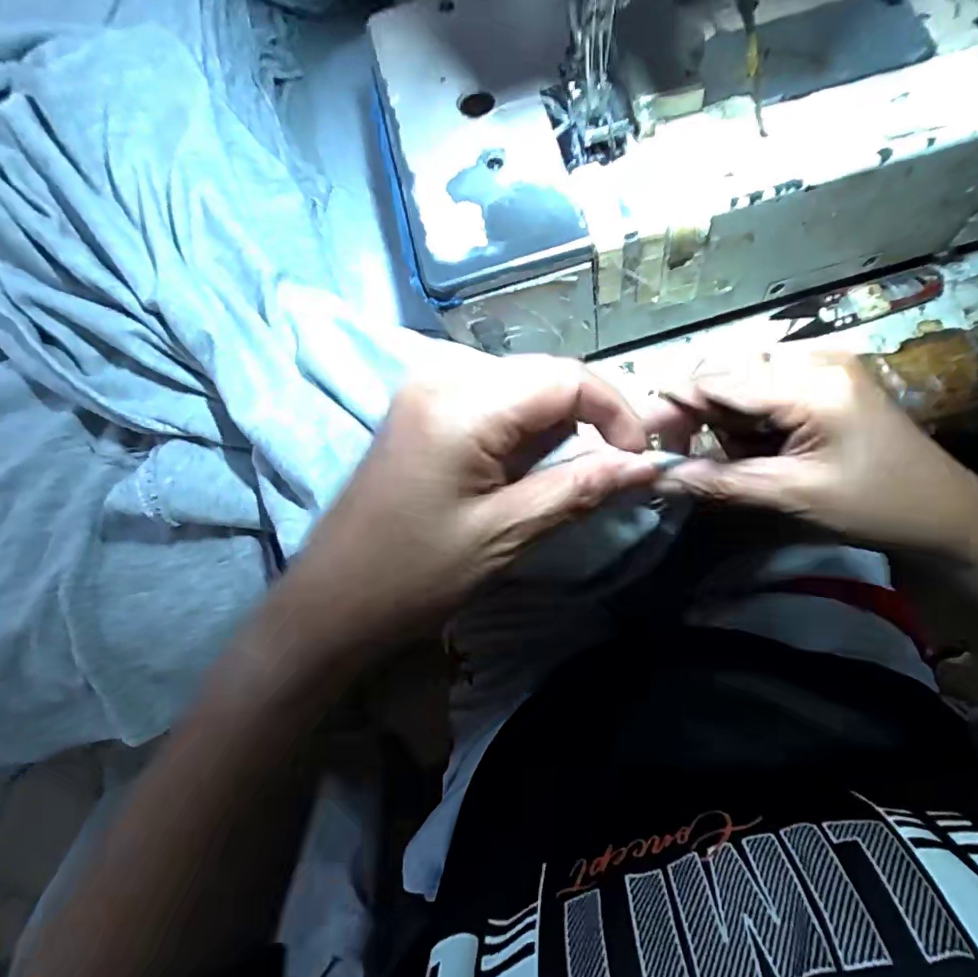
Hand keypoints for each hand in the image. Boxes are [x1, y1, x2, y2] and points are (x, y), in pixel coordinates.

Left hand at [272, 356, 661, 653]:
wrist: (330, 602)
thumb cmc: (415, 575)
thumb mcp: (507, 534)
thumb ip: (580, 488)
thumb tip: (647, 466)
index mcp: (463, 402)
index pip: (566, 378)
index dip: (616, 413)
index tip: (638, 460)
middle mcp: (443, 375)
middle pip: (545, 374)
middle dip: (591, 416)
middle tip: (615, 467)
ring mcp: (427, 388)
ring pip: (523, 384)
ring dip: (560, 423)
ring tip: (576, 471)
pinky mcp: (422, 407)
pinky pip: (494, 398)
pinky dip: (527, 427)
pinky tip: (531, 464)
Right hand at [652, 353, 977, 551]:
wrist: (945, 512)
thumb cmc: (875, 506)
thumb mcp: (793, 495)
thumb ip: (721, 481)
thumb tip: (657, 476)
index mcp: (812, 381)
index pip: (720, 379)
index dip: (677, 407)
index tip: (647, 439)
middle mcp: (816, 355)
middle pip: (728, 370)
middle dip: (704, 413)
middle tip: (691, 456)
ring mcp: (826, 360)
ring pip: (745, 377)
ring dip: (730, 417)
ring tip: (747, 458)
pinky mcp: (830, 374)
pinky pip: (769, 384)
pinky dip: (754, 415)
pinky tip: (766, 445)